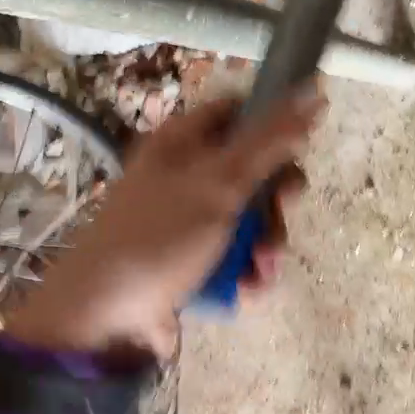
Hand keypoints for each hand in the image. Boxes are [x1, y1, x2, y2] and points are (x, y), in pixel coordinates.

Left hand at [2, 92, 325, 357]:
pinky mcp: (194, 259)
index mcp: (181, 143)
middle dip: (277, 200)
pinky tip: (249, 285)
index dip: (273, 123)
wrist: (100, 322)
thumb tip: (314, 92)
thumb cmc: (159, 238)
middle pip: (257, 169)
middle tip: (281, 212)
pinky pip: (239, 254)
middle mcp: (185, 175)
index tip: (298, 146)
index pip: (239, 111)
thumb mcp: (222, 182)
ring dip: (268, 242)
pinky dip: (250, 270)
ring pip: (254, 217)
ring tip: (262, 266)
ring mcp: (188, 220)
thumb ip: (272, 139)